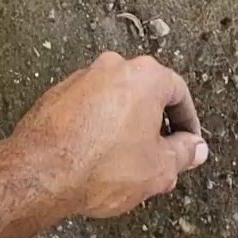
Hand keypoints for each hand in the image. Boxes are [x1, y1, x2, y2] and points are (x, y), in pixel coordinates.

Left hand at [10, 52, 207, 218]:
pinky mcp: (59, 93)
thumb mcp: (158, 169)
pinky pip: (90, 107)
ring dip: (125, 124)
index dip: (188, 122)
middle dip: (156, 123)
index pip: (179, 92)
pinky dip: (98, 125)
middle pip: (146, 92)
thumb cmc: (102, 166)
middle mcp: (115, 66)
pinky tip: (96, 155)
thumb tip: (196, 148)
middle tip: (159, 154)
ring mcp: (84, 77)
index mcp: (145, 76)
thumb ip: (183, 154)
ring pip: (116, 99)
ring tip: (125, 160)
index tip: (188, 143)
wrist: (41, 171)